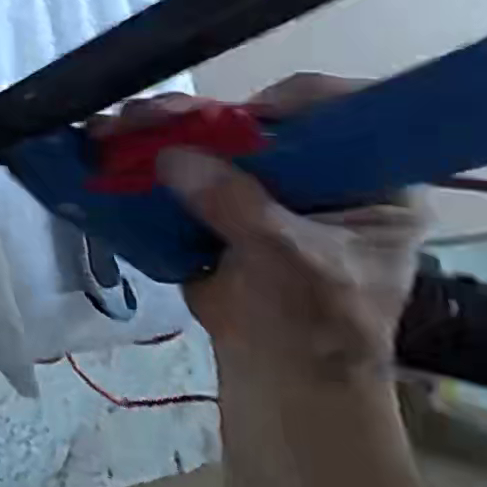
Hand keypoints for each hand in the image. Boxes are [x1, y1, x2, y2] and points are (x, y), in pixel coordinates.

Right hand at [94, 74, 424, 384]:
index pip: (339, 116)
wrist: (278, 381)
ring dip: (164, 128)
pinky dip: (151, 153)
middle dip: (201, 116)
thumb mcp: (293, 264)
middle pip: (260, 122)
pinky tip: (116, 142)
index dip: (290, 105)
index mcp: (369, 181)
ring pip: (215, 139)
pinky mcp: (222, 195)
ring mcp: (265, 180)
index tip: (238, 117)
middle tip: (149, 114)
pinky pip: (187, 164)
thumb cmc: (315, 329)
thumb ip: (238, 206)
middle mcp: (319, 169)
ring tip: (119, 124)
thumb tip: (171, 156)